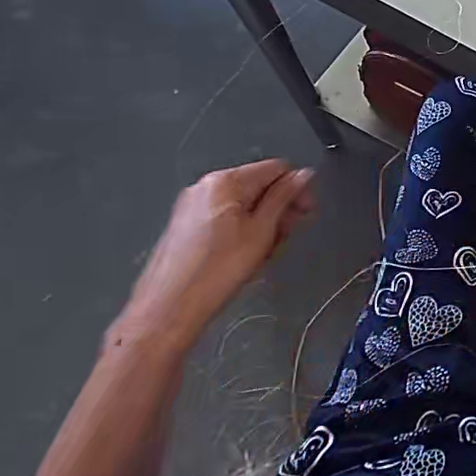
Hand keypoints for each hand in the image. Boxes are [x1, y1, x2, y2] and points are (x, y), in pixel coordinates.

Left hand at [117, 160, 315, 346]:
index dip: (297, 189)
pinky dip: (243, 229)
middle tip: (285, 235)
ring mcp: (192, 205)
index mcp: (226, 181)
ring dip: (263, 221)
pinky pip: (226, 216)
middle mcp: (205, 186)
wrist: (169, 307)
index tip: (305, 213)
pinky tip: (245, 253)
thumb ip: (285, 196)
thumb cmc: (219, 269)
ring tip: (264, 250)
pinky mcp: (186, 224)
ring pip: (244, 203)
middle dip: (279, 207)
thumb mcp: (263, 229)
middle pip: (259, 184)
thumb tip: (303, 175)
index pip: (277, 168)